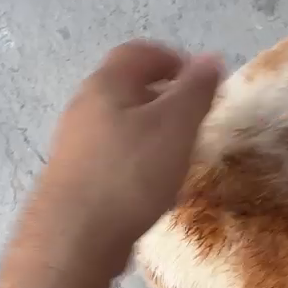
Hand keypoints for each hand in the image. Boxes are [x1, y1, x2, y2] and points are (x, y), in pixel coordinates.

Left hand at [26, 41, 223, 279]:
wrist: (75, 235)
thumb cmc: (131, 175)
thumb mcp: (175, 128)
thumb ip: (195, 93)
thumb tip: (212, 58)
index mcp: (107, 85)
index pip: (140, 52)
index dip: (174, 59)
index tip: (202, 82)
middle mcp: (84, 106)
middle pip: (127, 88)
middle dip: (164, 98)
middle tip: (195, 121)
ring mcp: (76, 142)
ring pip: (119, 123)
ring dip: (151, 131)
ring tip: (178, 156)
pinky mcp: (76, 176)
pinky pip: (113, 155)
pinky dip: (138, 159)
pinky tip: (152, 187)